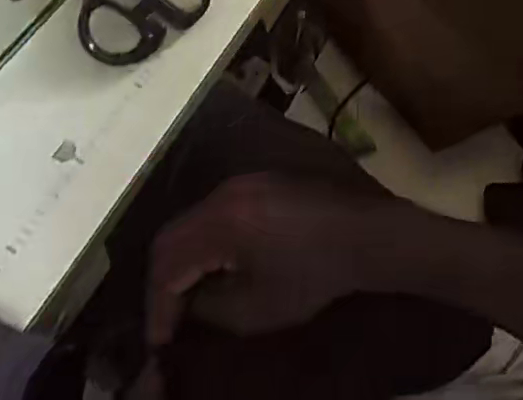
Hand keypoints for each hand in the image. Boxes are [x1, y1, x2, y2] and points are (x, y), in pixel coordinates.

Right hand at [145, 173, 402, 342]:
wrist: (366, 232)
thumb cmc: (314, 272)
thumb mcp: (253, 308)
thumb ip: (207, 307)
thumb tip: (186, 306)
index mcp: (222, 219)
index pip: (166, 264)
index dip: (156, 308)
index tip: (161, 342)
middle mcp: (228, 191)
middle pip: (173, 235)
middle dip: (164, 281)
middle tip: (169, 320)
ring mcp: (248, 179)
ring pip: (195, 219)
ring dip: (186, 258)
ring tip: (191, 297)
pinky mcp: (265, 180)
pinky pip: (219, 209)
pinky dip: (208, 239)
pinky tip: (219, 265)